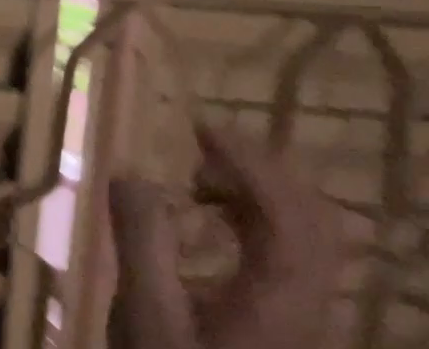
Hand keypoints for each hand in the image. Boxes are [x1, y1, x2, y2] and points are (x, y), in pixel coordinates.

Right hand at [109, 126, 342, 348]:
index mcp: (280, 298)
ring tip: (198, 174)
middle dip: (263, 171)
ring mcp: (304, 313)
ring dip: (260, 192)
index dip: (252, 165)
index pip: (291, 217)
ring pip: (311, 237)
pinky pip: (292, 253)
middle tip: (202, 141)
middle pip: (317, 223)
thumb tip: (131, 171)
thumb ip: (140, 241)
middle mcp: (308, 302)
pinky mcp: (288, 318)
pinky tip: (210, 216)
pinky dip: (256, 218)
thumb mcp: (144, 310)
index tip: (199, 129)